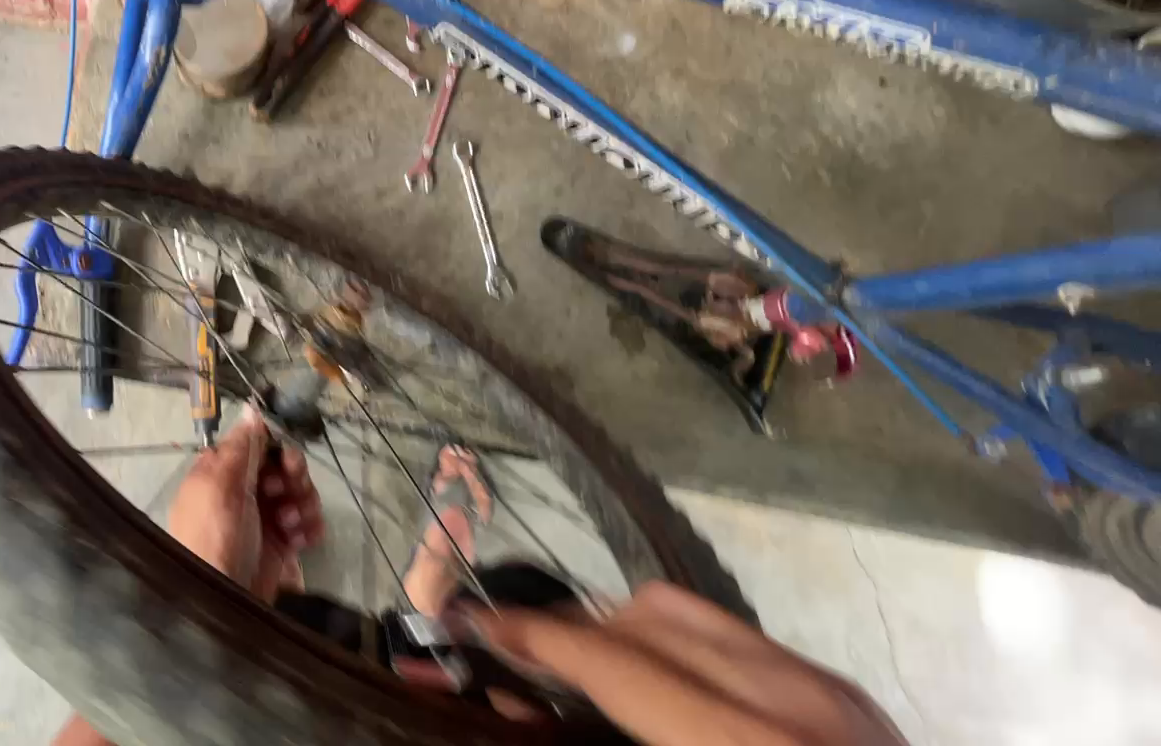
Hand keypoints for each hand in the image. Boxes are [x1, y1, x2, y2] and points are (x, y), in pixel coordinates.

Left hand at [166, 408, 323, 600]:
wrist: (222, 601)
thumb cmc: (215, 536)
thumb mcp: (221, 485)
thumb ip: (240, 447)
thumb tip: (250, 406)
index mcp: (221, 472)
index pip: (256, 444)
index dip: (275, 448)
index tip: (287, 459)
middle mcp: (242, 491)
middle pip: (281, 467)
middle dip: (293, 476)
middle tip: (292, 490)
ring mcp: (263, 518)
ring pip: (297, 493)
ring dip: (303, 504)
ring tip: (291, 525)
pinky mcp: (281, 545)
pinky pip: (306, 523)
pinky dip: (309, 528)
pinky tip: (304, 540)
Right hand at [439, 582, 906, 744]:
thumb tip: (523, 709)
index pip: (613, 658)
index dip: (532, 635)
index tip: (474, 621)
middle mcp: (792, 696)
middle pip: (640, 615)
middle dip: (568, 626)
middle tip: (523, 655)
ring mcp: (826, 684)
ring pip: (679, 607)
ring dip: (615, 624)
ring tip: (588, 665)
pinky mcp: (842, 687)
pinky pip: (724, 628)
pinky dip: (669, 638)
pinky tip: (659, 681)